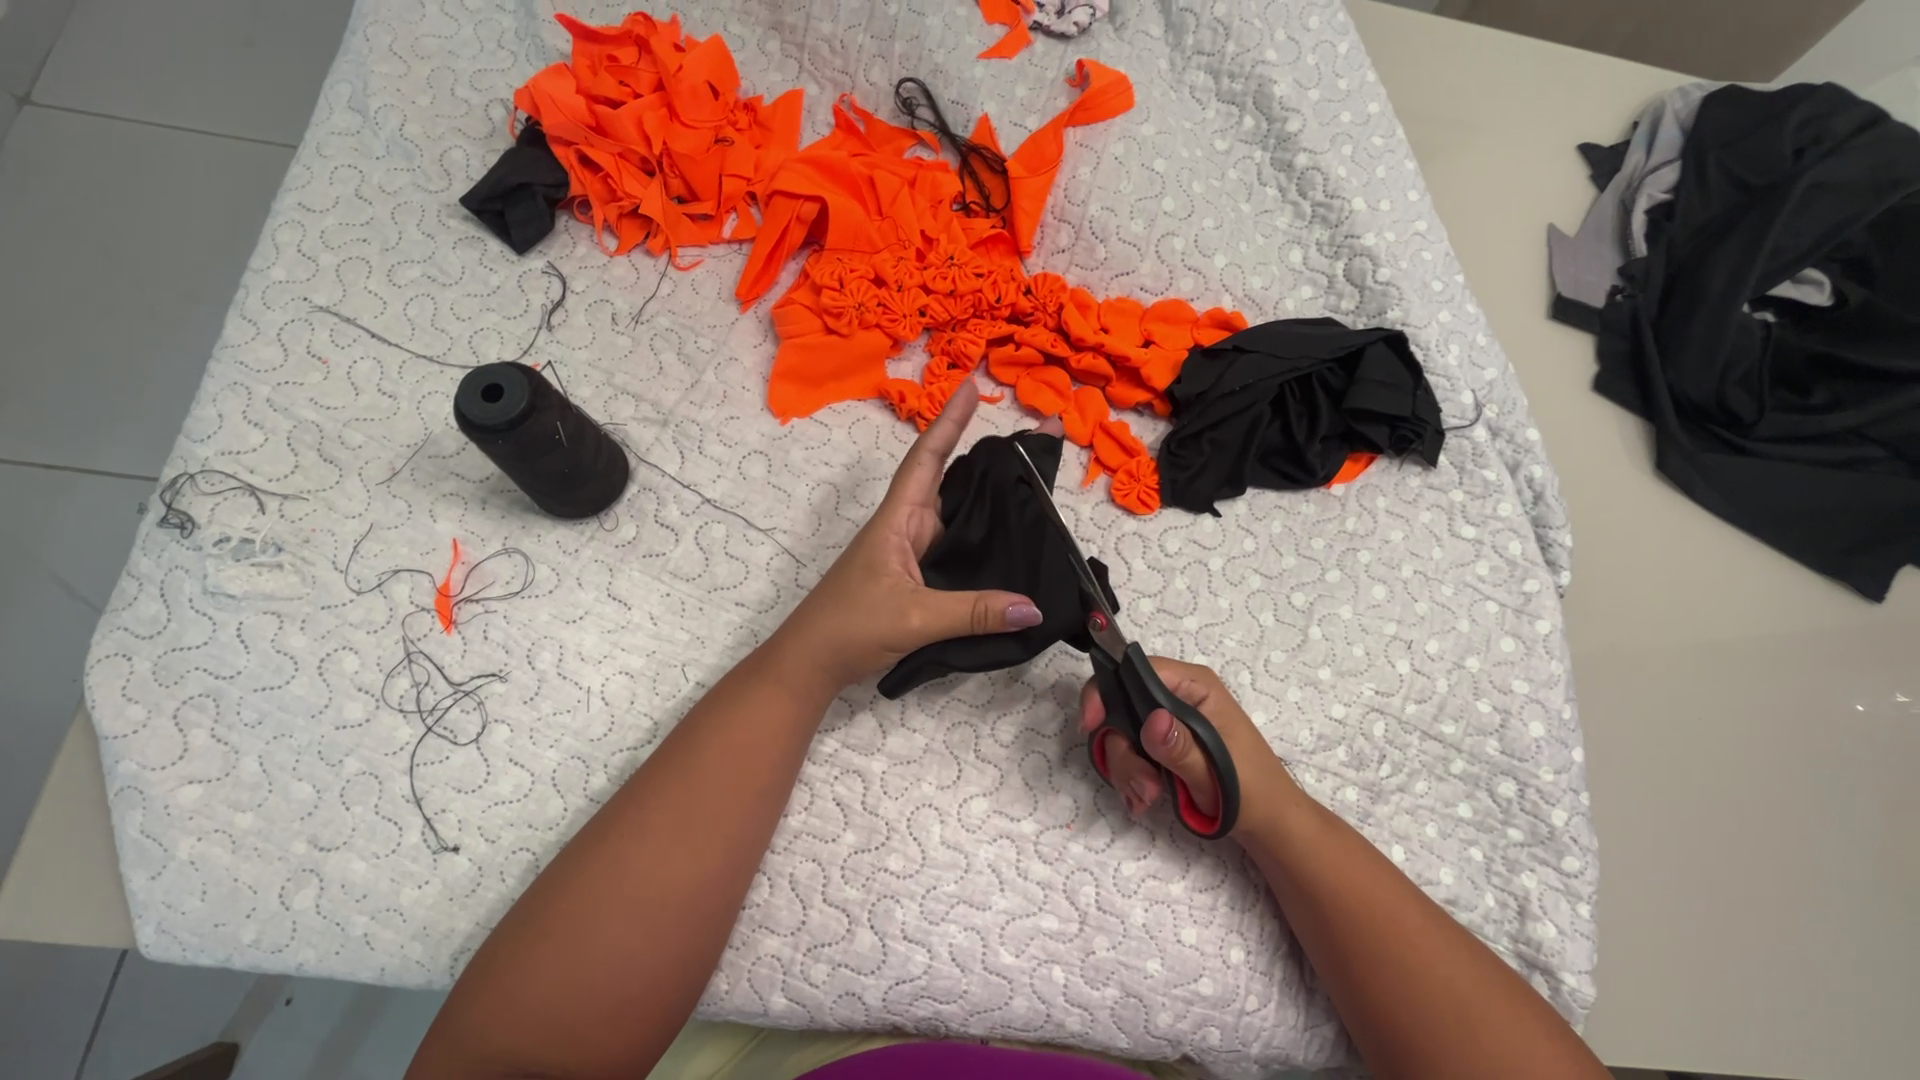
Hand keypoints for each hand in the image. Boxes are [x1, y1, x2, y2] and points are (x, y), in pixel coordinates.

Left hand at [774, 381, 1043, 690]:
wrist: (812, 663)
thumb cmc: (850, 627)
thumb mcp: (914, 617)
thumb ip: (974, 612)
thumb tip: (1032, 606)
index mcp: (898, 521)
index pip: (927, 460)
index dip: (949, 423)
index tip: (972, 388)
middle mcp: (907, 529)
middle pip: (949, 482)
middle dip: (986, 458)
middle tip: (1033, 439)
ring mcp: (911, 555)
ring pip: (955, 517)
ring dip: (987, 499)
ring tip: (1031, 481)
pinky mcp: (916, 580)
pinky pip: (956, 550)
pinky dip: (981, 540)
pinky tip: (1008, 544)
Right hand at [1077, 657, 1297, 841]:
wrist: (1268, 823)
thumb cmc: (1251, 792)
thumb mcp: (1214, 773)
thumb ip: (1180, 748)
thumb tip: (1152, 721)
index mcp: (1194, 687)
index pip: (1135, 669)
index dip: (1106, 691)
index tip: (1091, 725)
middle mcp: (1176, 697)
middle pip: (1120, 707)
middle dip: (1121, 750)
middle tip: (1141, 786)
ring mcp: (1167, 721)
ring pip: (1120, 735)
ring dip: (1126, 770)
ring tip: (1147, 800)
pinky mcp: (1161, 744)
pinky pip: (1129, 753)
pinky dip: (1129, 778)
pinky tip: (1143, 801)